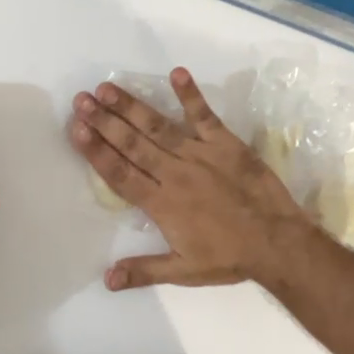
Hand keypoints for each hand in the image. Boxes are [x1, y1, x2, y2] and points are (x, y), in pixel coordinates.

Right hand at [70, 67, 313, 290]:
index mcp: (161, 203)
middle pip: (131, 144)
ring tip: (107, 88)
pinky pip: (204, 115)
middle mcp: (174, 173)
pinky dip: (190, 94)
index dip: (95, 151)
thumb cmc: (229, 258)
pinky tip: (176, 72)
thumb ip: (143, 271)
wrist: (278, 243)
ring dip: (131, 106)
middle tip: (80, 99)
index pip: (119, 173)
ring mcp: (200, 155)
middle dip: (103, 121)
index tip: (75, 129)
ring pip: (158, 126)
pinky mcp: (226, 144)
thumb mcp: (183, 271)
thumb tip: (106, 280)